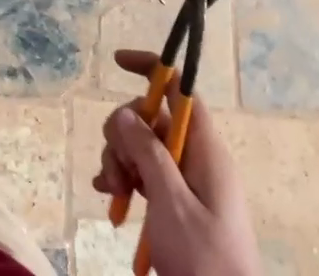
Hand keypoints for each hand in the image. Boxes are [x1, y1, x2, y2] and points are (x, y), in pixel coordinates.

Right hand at [93, 50, 258, 275]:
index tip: (117, 62)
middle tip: (119, 170)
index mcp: (206, 152)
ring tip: (116, 192)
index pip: (180, 91)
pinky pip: (141, 171)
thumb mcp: (172, 204)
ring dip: (119, 160)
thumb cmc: (204, 259)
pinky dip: (122, 177)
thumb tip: (125, 111)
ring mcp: (186, 180)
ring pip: (140, 145)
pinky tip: (112, 196)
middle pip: (149, 118)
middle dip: (123, 135)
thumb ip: (149, 154)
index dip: (152, 69)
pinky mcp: (175, 200)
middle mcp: (197, 158)